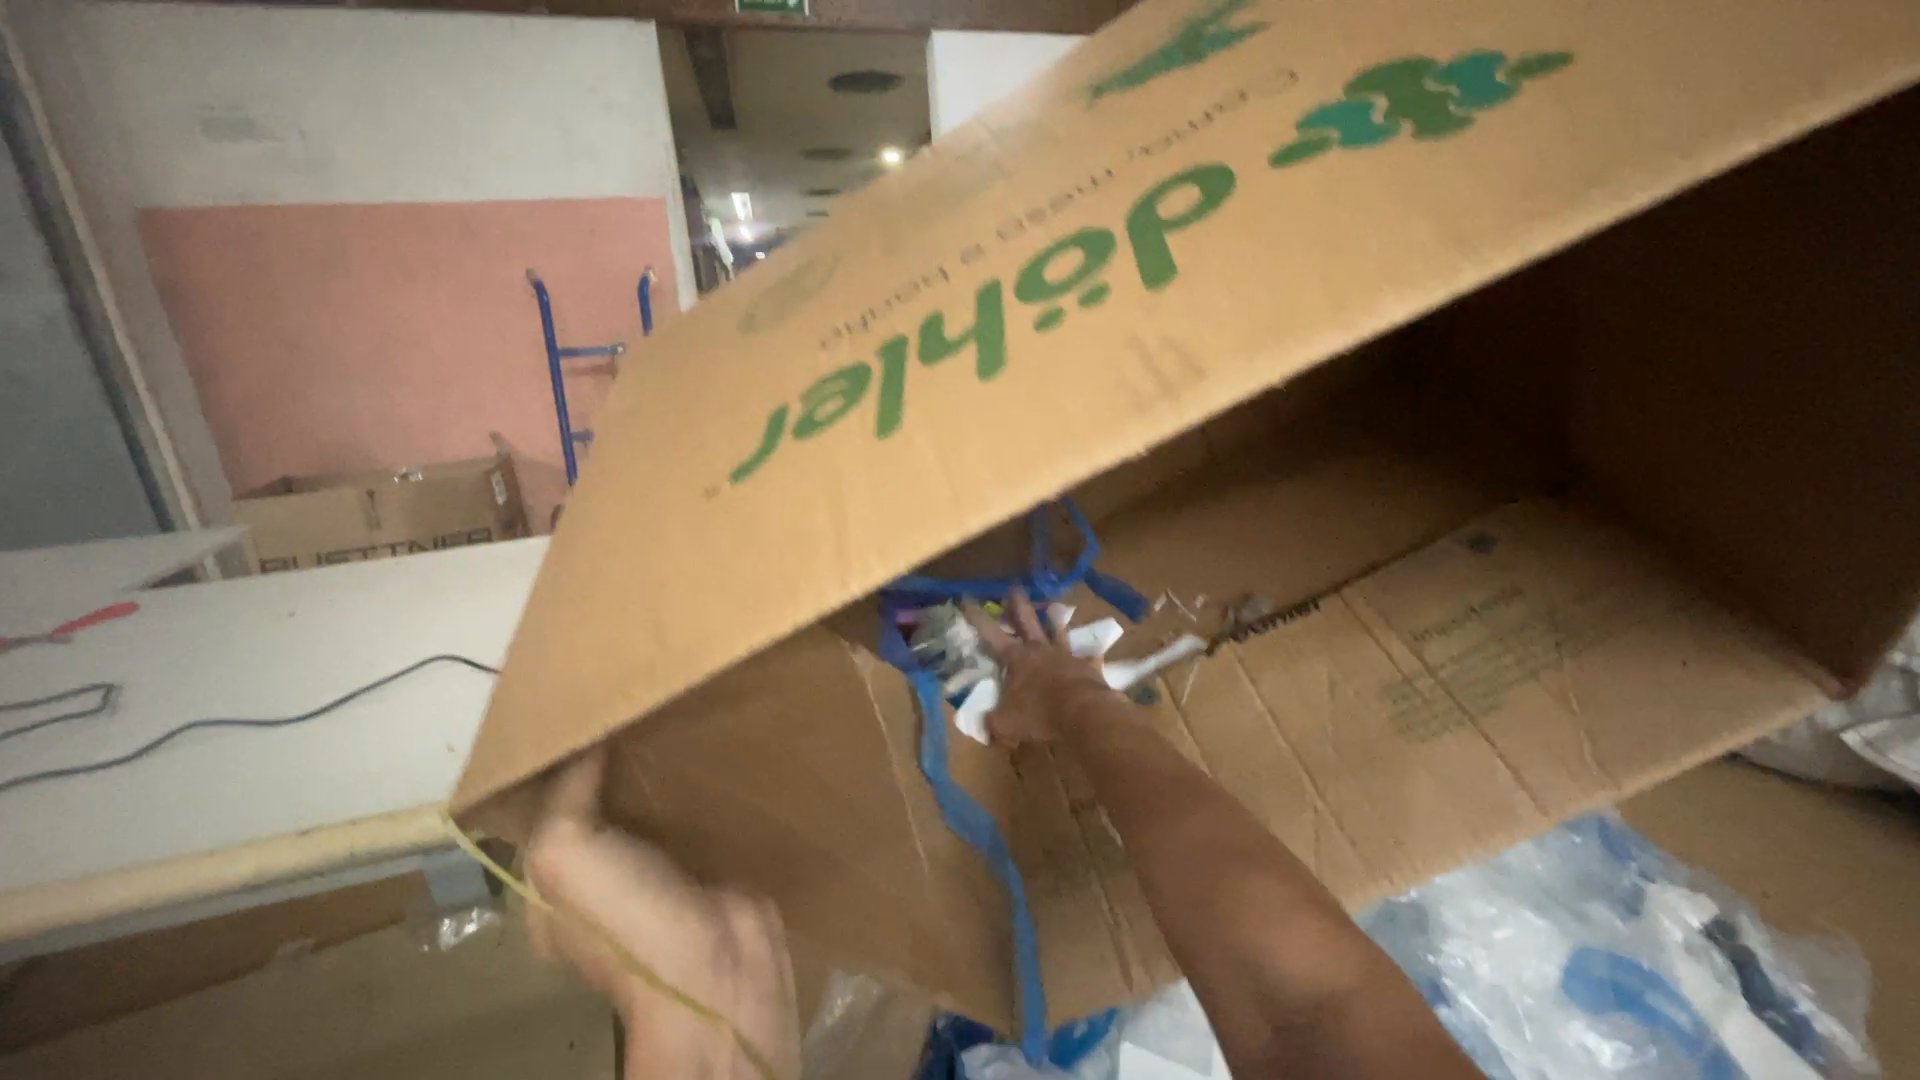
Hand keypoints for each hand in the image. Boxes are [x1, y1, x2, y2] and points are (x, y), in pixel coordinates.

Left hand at [524, 748, 800, 1079]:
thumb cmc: (626, 918)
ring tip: (671, 715)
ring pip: (650, 810)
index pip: (544, 819)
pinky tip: (709, 748)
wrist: (717, 965)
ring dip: (659, 774)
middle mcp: (600, 884)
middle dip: (611, 766)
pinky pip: (695, 815)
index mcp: (552, 892)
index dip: (554, 772)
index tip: (576, 720)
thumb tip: (588, 741)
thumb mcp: (564, 856)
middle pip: (600, 810)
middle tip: (630, 710)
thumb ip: (565, 796)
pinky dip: (700, 788)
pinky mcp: (705, 865)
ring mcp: (656, 876)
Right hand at [965, 589, 1125, 745]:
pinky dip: (1091, 652)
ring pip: (1059, 631)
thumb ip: (992, 722)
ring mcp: (1066, 655)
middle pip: (1027, 620)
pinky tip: (1096, 647)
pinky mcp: (1088, 666)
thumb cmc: (1039, 715)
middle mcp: (1040, 650)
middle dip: (1018, 604)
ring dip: (1055, 620)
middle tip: (1014, 588)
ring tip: (1055, 608)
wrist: (1083, 713)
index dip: (976, 617)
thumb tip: (984, 724)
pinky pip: (1090, 655)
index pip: (990, 633)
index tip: (967, 598)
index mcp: (1016, 659)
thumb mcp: (1006, 725)